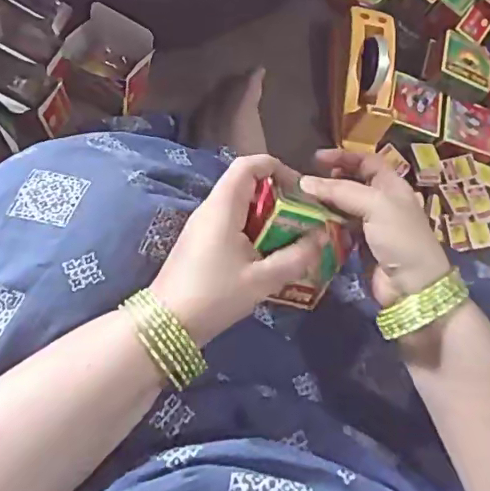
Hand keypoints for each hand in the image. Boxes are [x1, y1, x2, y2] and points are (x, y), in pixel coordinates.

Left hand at [149, 154, 327, 345]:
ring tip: (292, 239)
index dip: (278, 168)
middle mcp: (211, 208)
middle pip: (247, 184)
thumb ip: (297, 256)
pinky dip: (254, 230)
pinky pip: (232, 222)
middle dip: (279, 197)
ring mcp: (203, 225)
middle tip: (303, 220)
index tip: (301, 191)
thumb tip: (324, 237)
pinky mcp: (201, 242)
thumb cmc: (214, 296)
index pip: (249, 165)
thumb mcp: (262, 279)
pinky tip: (267, 255)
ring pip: (241, 205)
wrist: (166, 325)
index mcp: (223, 206)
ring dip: (268, 217)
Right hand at [301, 149, 452, 306]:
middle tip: (307, 183)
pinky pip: (341, 228)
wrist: (412, 287)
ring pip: (345, 206)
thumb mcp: (374, 205)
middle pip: (353, 183)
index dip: (344, 156)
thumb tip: (305, 182)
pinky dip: (328, 224)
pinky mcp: (363, 246)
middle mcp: (383, 201)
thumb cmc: (399, 237)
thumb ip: (340, 190)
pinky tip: (312, 223)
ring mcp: (373, 225)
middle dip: (331, 180)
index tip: (316, 158)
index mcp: (392, 185)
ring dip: (326, 203)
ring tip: (304, 202)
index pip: (367, 161)